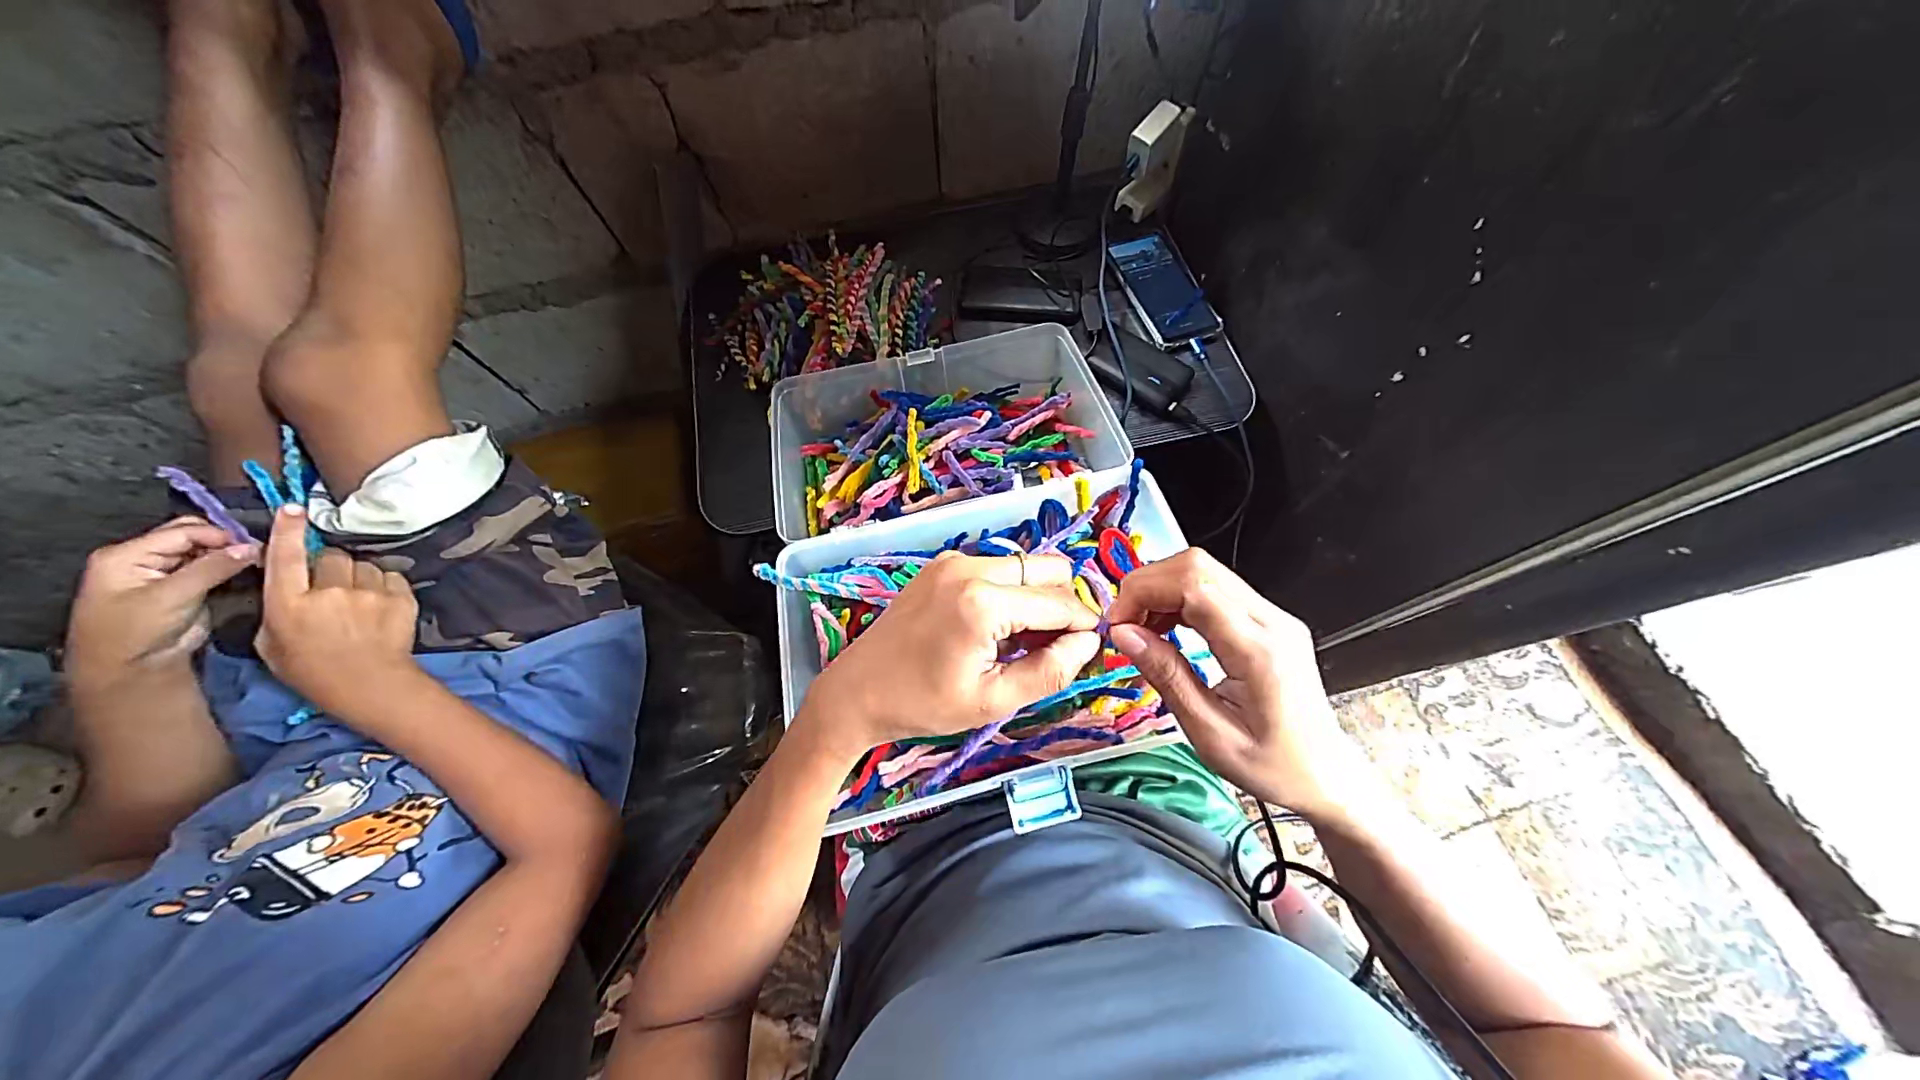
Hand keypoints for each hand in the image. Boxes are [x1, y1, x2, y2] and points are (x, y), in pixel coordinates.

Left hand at [66, 516, 259, 682]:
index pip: (183, 532)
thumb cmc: (139, 630)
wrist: (133, 668)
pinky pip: (211, 569)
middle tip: (258, 553)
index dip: (220, 535)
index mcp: (128, 554)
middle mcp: (145, 558)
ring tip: (259, 562)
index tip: (257, 545)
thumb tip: (254, 546)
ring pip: (205, 552)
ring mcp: (165, 573)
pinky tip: (249, 571)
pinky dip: (229, 568)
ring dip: (231, 556)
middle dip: (226, 542)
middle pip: (193, 537)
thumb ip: (214, 567)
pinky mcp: (185, 587)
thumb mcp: (174, 595)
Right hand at [255, 504, 419, 716]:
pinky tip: (379, 604)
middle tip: (332, 588)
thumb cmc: (313, 670)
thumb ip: (276, 610)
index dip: (288, 530)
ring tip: (359, 600)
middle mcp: (329, 593)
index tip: (293, 509)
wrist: (370, 683)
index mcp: (289, 604)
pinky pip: (390, 576)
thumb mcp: (272, 644)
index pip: (285, 557)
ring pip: (363, 565)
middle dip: (329, 566)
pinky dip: (384, 585)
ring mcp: (369, 594)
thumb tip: (287, 585)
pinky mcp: (400, 597)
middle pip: (331, 557)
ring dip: (359, 576)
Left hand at [803, 551, 1101, 757]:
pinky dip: (1009, 593)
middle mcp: (969, 567)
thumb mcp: (992, 701)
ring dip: (1035, 598)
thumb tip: (1088, 643)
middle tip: (1050, 648)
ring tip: (1018, 643)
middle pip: (1049, 570)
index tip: (1086, 652)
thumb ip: (1049, 671)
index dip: (1083, 627)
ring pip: (1024, 566)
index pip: (1061, 603)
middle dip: (1062, 605)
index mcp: (982, 602)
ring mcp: (952, 561)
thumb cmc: (922, 704)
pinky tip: (994, 629)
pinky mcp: (941, 565)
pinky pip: (996, 568)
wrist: (856, 691)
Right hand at [1107, 548, 1367, 821]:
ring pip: (1204, 570)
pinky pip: (1215, 588)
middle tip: (1123, 624)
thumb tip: (1124, 634)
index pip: (1194, 586)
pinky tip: (1166, 627)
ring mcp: (1273, 617)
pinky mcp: (1268, 620)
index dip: (1143, 593)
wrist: (1325, 775)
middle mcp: (1271, 622)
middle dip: (1146, 586)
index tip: (1117, 624)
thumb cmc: (1274, 765)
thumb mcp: (1209, 733)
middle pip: (1197, 566)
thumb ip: (1166, 676)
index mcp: (1259, 651)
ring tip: (1141, 628)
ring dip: (1161, 590)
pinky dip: (1179, 599)